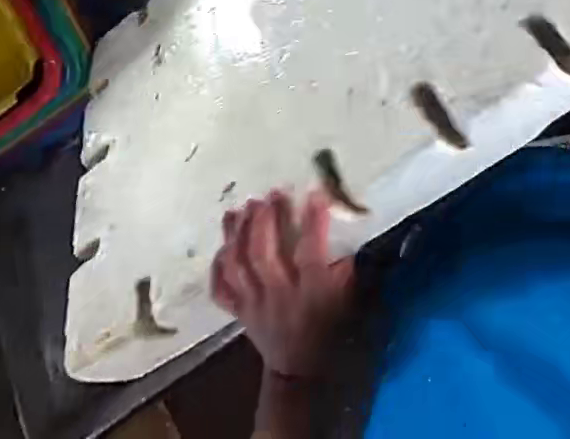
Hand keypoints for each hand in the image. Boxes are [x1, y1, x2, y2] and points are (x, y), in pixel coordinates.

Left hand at [211, 189, 355, 379]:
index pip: (310, 253)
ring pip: (237, 265)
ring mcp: (254, 307)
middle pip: (262, 255)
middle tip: (271, 194)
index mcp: (312, 295)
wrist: (304, 375)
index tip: (314, 193)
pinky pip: (221, 289)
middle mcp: (280, 298)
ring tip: (243, 207)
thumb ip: (349, 265)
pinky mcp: (239, 313)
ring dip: (238, 232)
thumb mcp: (351, 300)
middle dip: (264, 219)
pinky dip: (218, 264)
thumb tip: (349, 223)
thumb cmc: (334, 329)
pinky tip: (224, 242)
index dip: (312, 221)